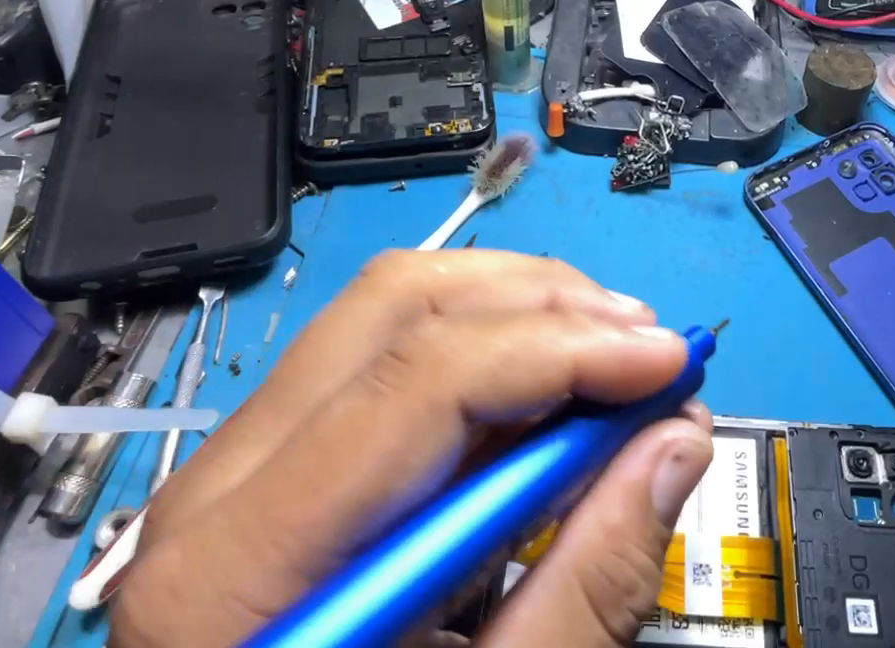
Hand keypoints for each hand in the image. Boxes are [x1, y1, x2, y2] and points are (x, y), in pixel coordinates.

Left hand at [113, 250, 715, 647]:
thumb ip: (586, 589)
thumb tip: (676, 441)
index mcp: (241, 567)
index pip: (423, 381)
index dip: (562, 350)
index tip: (669, 358)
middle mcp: (218, 482)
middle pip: (399, 304)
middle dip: (545, 305)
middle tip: (645, 343)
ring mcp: (234, 463)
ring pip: (389, 308)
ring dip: (518, 310)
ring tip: (610, 350)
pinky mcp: (268, 463)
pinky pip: (383, 356)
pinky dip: (485, 349)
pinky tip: (547, 388)